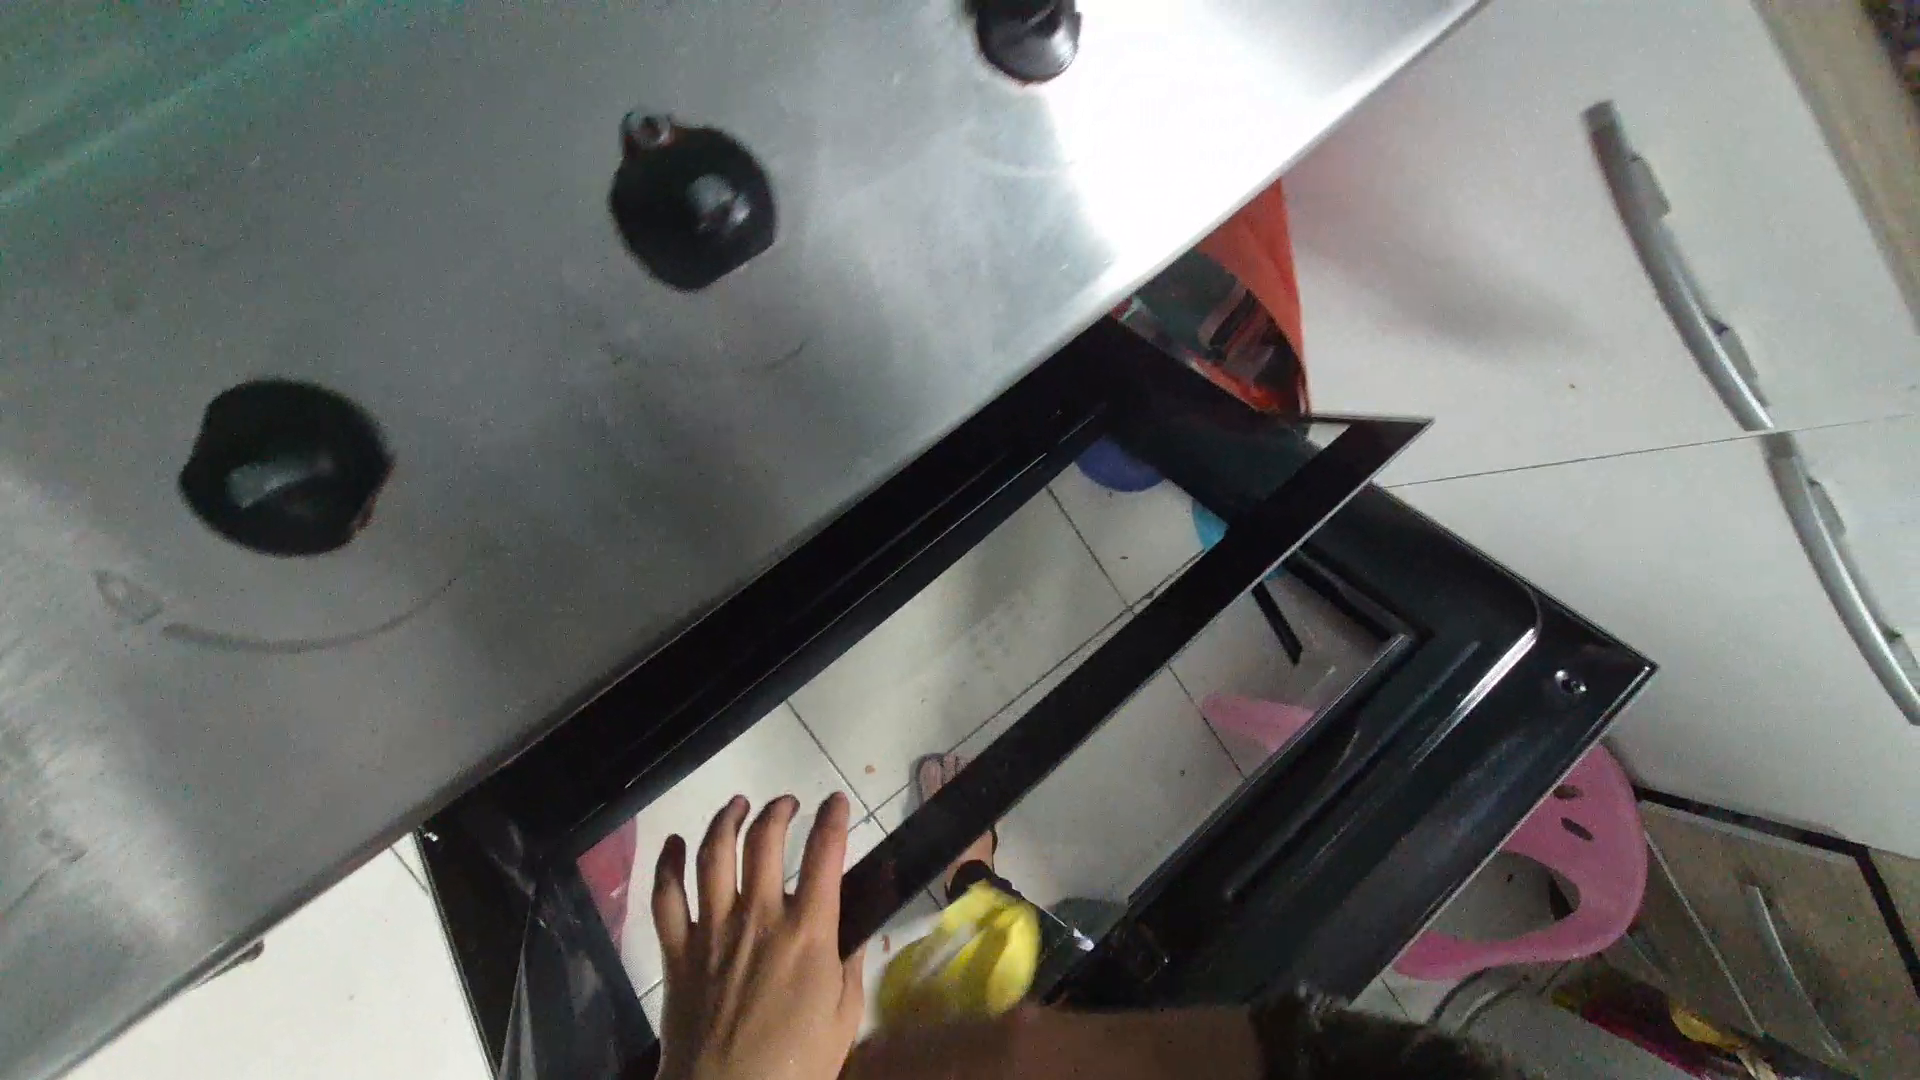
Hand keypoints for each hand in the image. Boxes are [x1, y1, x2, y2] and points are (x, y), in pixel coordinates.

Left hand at [651, 792, 866, 1079]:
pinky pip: (665, 896)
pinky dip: (666, 863)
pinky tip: (674, 842)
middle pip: (765, 840)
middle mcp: (759, 916)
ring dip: (727, 819)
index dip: (834, 818)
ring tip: (739, 805)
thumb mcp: (844, 1018)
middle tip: (788, 803)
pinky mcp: (677, 951)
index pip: (826, 852)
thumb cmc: (796, 1067)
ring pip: (714, 854)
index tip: (837, 801)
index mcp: (808, 931)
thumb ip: (850, 965)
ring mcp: (712, 930)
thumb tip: (851, 929)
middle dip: (779, 810)